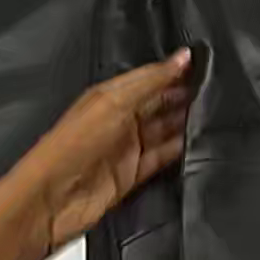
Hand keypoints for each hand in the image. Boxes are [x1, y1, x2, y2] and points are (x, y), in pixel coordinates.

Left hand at [8, 49, 193, 253]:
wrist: (46, 203)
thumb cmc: (70, 145)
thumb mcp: (115, 101)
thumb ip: (153, 78)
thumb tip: (184, 56)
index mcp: (113, 94)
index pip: (152, 76)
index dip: (176, 69)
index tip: (203, 62)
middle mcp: (121, 117)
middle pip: (161, 100)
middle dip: (185, 92)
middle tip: (212, 86)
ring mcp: (127, 146)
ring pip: (165, 127)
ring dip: (185, 119)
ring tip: (212, 109)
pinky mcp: (132, 173)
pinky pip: (162, 156)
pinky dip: (179, 148)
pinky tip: (196, 139)